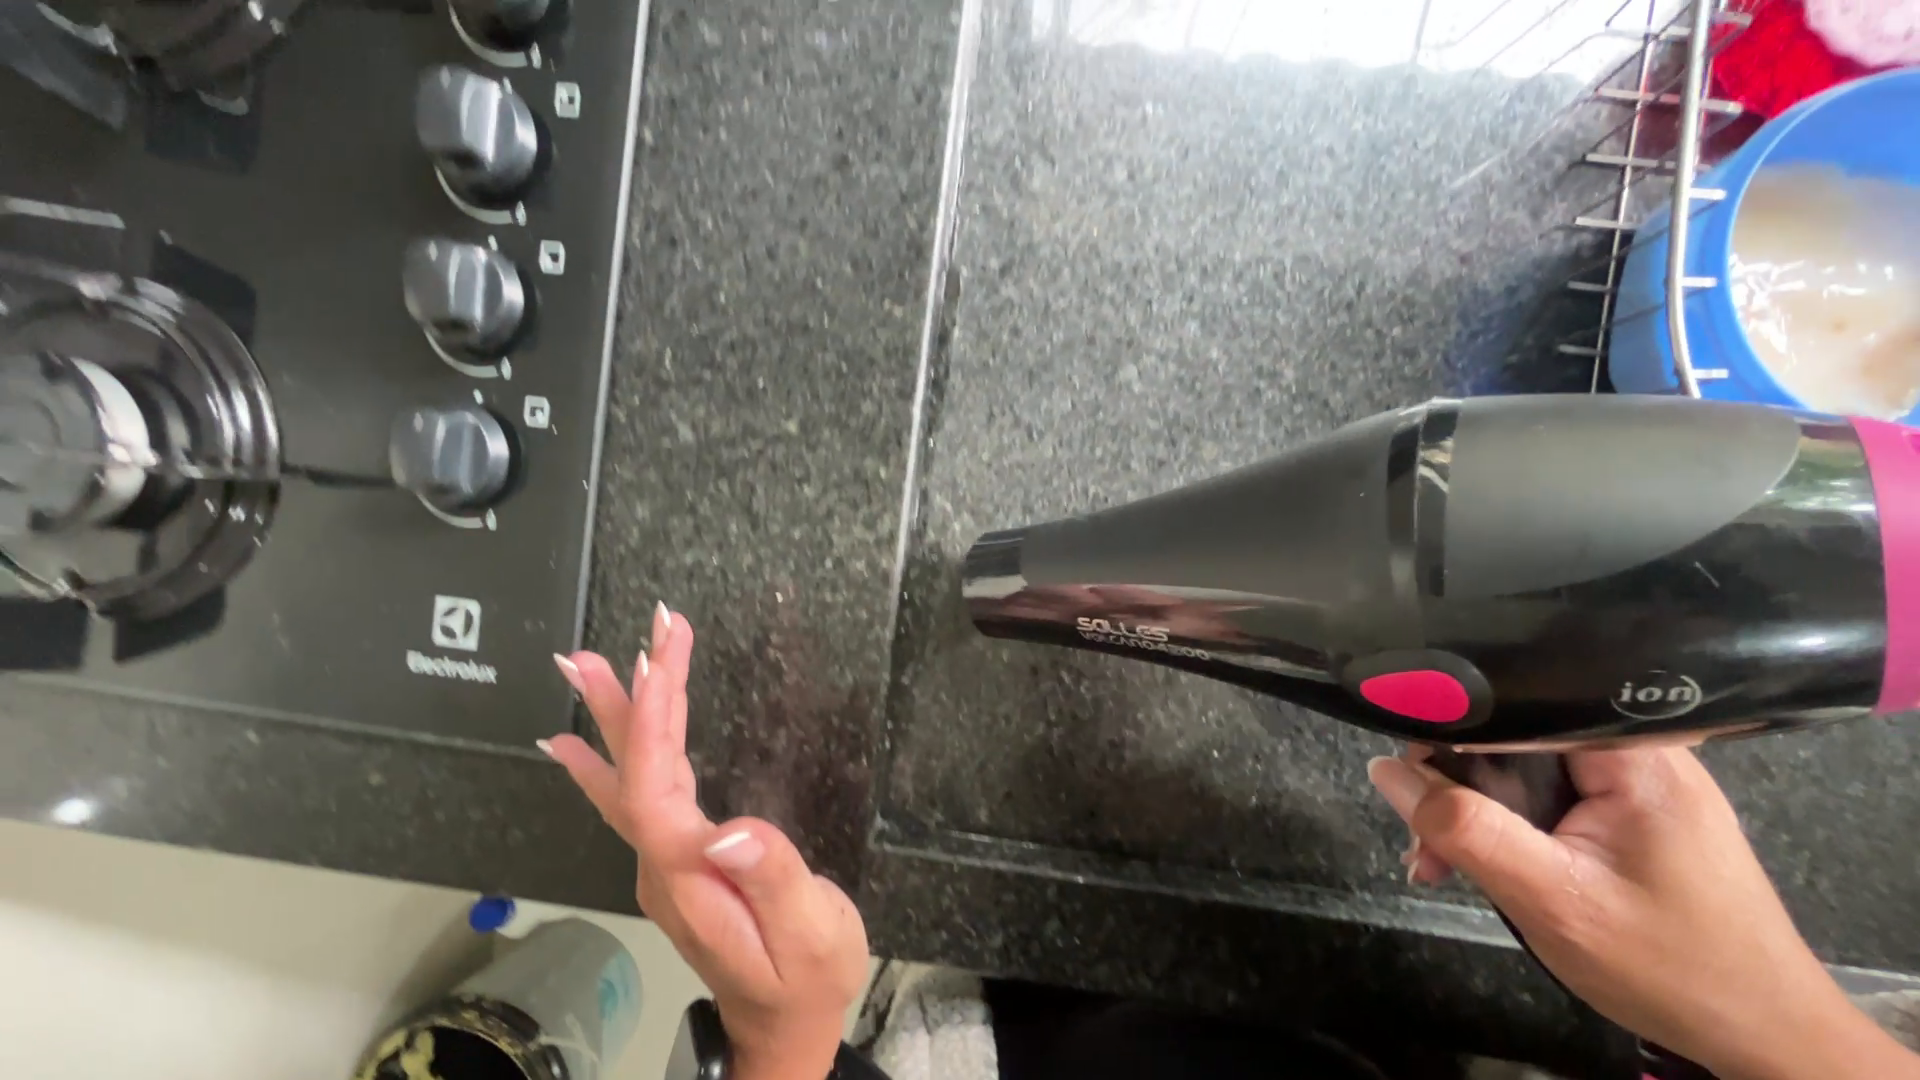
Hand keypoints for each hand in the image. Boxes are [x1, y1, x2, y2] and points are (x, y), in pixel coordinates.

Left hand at [542, 604, 869, 1079]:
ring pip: (629, 779)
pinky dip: (616, 757)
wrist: (783, 1026)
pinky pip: (638, 794)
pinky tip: (581, 740)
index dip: (650, 723)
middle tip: (607, 644)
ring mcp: (665, 861)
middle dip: (626, 701)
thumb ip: (772, 879)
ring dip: (613, 718)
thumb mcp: (809, 932)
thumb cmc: (807, 978)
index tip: (656, 660)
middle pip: (631, 773)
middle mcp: (663, 862)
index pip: (654, 786)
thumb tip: (729, 828)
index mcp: (690, 874)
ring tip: (586, 665)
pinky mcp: (678, 857)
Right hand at [1368, 747, 1918, 1079]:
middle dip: (1452, 788)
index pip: (1512, 710)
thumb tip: (1384, 771)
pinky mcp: (1631, 811)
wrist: (1766, 1039)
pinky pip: (1545, 797)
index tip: (1403, 778)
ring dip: (1471, 813)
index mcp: (1631, 754)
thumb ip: (1463, 828)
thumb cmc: (1667, 966)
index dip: (1446, 734)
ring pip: (1520, 770)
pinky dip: (1504, 827)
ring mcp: (1636, 782)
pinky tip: (1476, 861)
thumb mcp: (1550, 899)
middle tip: (1421, 842)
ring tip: (1439, 863)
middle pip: (1509, 739)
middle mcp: (1636, 752)